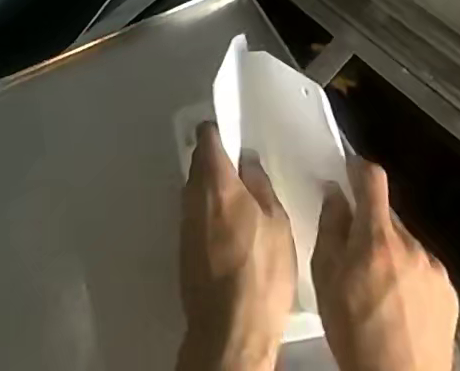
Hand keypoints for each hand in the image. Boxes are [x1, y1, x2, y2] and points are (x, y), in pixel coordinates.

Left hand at [176, 122, 295, 370]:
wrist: (229, 329)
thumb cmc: (262, 271)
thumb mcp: (277, 224)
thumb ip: (260, 185)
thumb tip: (247, 160)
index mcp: (216, 181)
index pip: (207, 137)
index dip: (218, 129)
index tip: (234, 132)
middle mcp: (192, 194)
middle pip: (199, 162)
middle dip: (217, 158)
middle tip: (243, 166)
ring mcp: (184, 220)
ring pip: (196, 188)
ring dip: (213, 186)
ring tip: (241, 198)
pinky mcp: (182, 244)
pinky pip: (195, 212)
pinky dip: (209, 210)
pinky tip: (230, 226)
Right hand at [312, 158, 459, 370]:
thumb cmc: (352, 332)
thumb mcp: (326, 277)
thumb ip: (330, 227)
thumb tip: (335, 193)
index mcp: (377, 237)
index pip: (373, 179)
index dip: (358, 168)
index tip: (347, 170)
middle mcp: (411, 244)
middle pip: (386, 215)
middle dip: (368, 223)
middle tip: (352, 251)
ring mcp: (434, 269)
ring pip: (404, 242)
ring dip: (389, 250)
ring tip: (376, 286)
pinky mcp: (450, 293)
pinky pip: (422, 267)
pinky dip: (408, 273)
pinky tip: (398, 304)